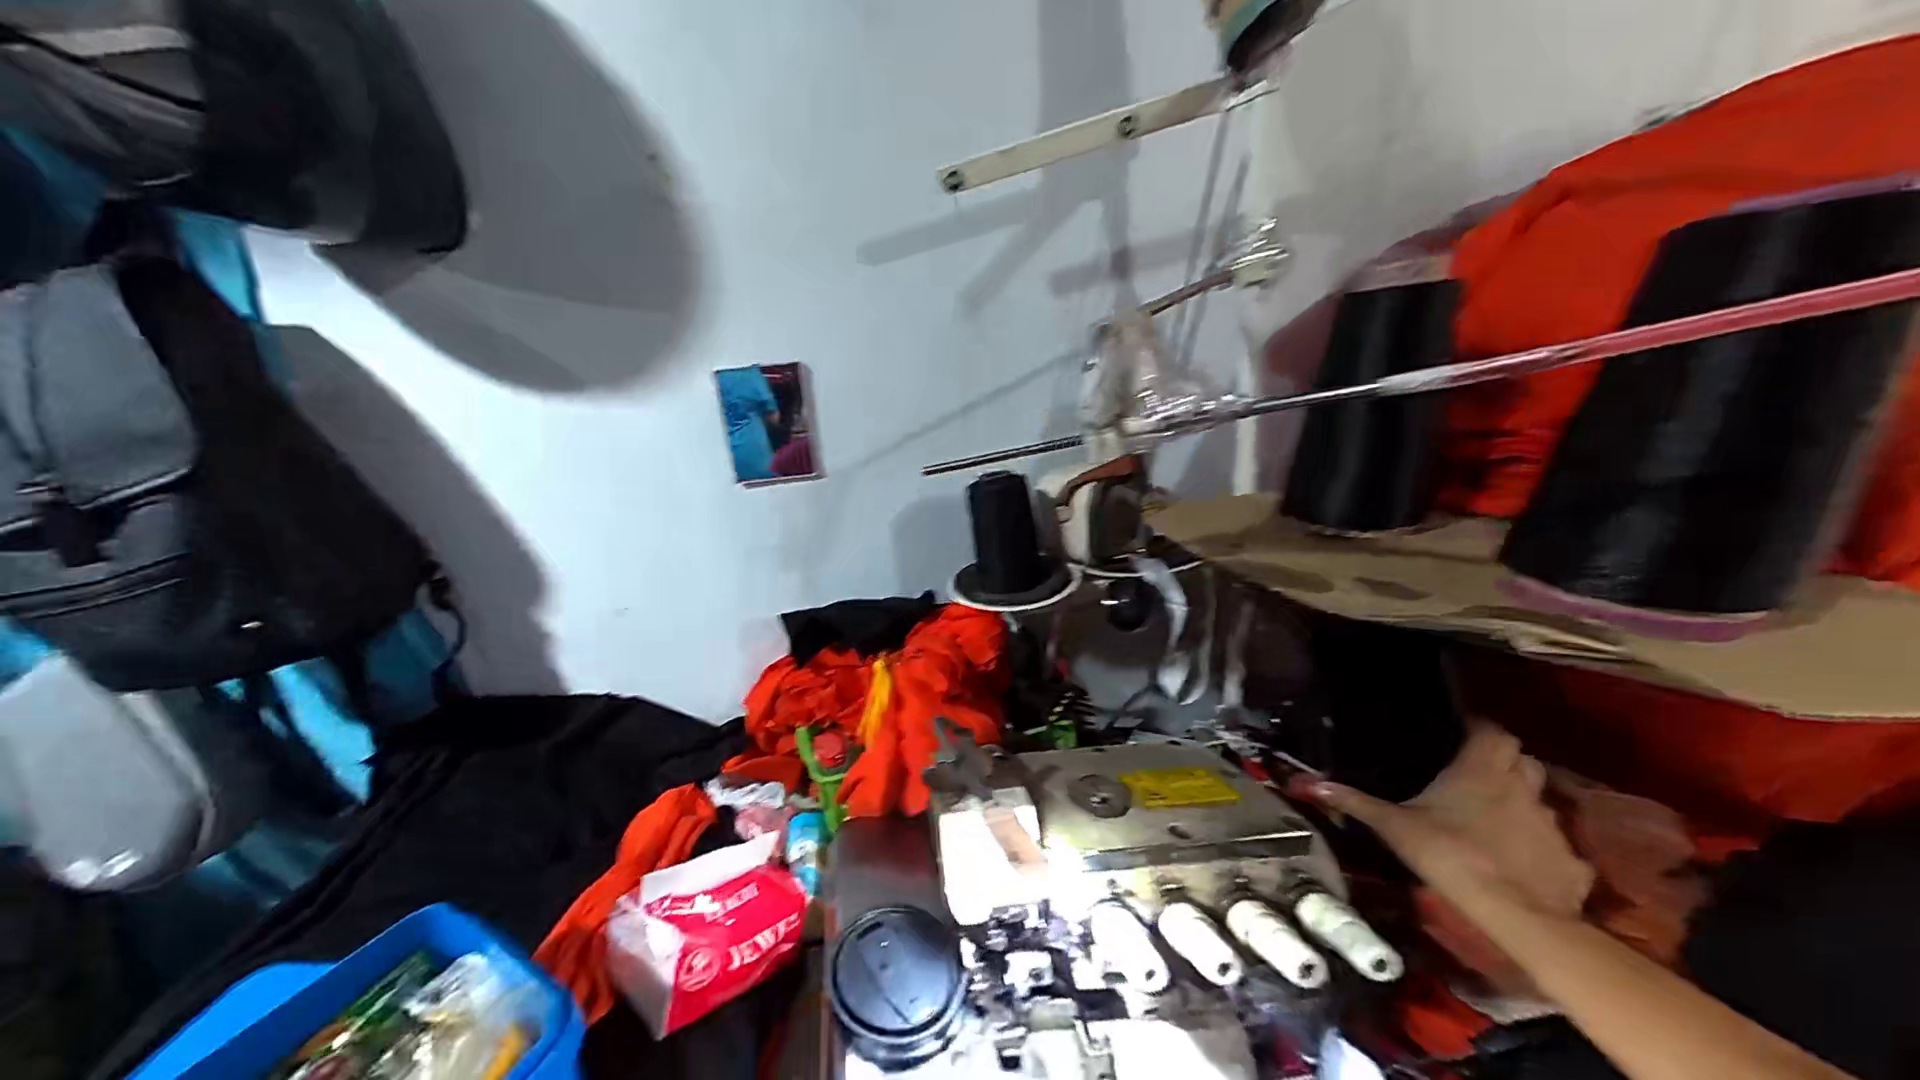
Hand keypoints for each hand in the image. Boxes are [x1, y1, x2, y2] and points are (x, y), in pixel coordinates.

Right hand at [1293, 723, 1593, 920]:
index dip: (1482, 731)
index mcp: (1481, 770)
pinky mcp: (1573, 862)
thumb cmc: (1448, 853)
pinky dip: (1543, 850)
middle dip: (1507, 763)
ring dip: (1522, 805)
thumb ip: (1354, 801)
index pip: (1495, 732)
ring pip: (1541, 802)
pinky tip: (1522, 862)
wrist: (1515, 912)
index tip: (1463, 735)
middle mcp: (1522, 788)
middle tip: (1478, 774)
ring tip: (1495, 819)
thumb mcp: (1392, 825)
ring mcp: (1553, 825)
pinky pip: (1559, 847)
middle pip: (1524, 760)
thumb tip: (1308, 783)